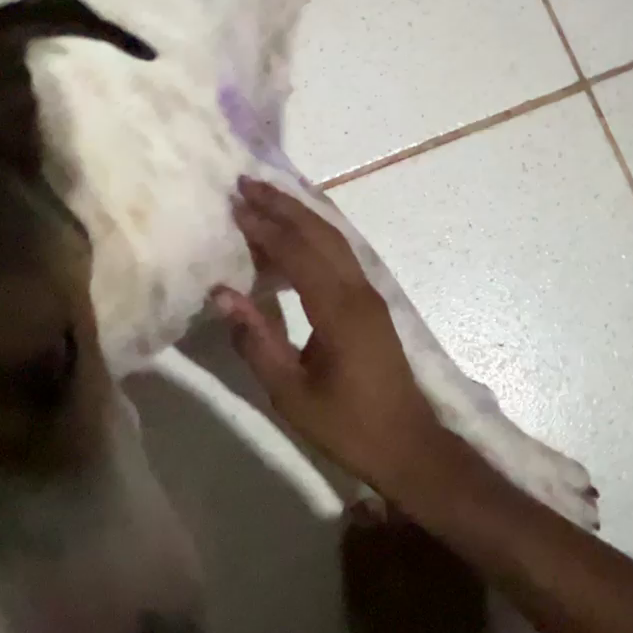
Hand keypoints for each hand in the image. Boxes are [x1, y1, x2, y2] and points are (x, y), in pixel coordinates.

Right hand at [213, 178, 454, 493]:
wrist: (411, 449)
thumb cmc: (348, 426)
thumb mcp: (291, 393)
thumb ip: (256, 341)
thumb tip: (222, 294)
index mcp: (339, 309)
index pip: (297, 252)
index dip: (265, 226)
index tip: (235, 204)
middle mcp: (359, 290)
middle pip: (320, 232)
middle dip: (283, 204)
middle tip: (247, 182)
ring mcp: (370, 295)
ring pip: (335, 238)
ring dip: (300, 214)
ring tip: (266, 197)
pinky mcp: (371, 304)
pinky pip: (341, 253)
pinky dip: (315, 233)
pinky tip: (296, 233)